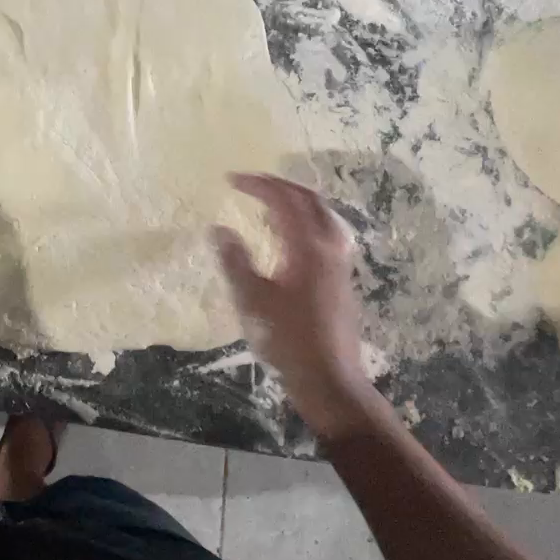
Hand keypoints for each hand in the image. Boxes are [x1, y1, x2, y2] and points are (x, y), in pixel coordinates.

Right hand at [213, 173, 380, 439]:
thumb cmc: (287, 339)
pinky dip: (304, 220)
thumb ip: (235, 260)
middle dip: (279, 185)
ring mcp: (339, 264)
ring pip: (322, 215)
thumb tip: (219, 229)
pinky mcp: (340, 278)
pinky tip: (286, 236)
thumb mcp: (251, 299)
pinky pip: (325, 232)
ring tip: (267, 203)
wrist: (330, 380)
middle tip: (250, 183)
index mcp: (307, 248)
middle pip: (309, 200)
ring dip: (294, 201)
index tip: (230, 180)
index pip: (284, 200)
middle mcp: (329, 248)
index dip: (258, 184)